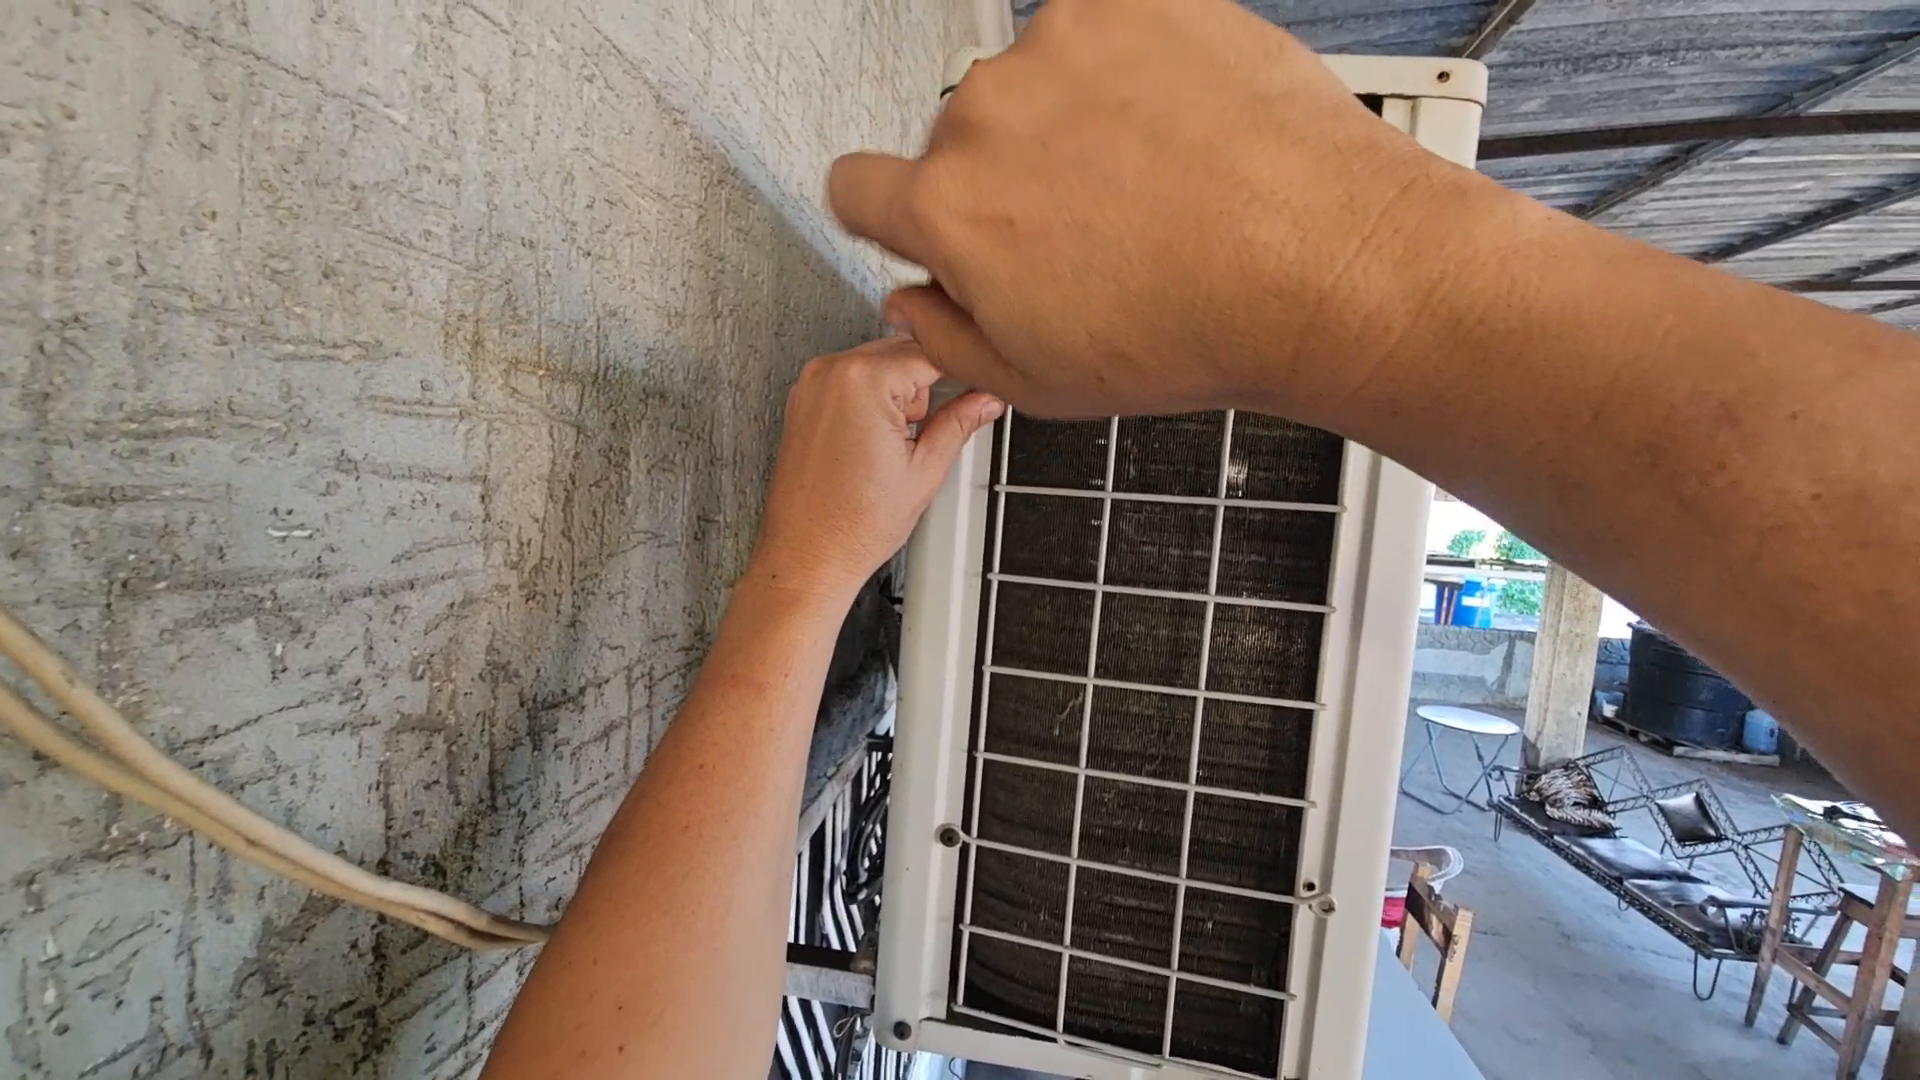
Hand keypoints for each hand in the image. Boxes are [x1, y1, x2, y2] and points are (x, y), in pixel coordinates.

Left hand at [748, 338, 1002, 603]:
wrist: (808, 557)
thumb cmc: (853, 526)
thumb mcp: (925, 471)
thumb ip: (960, 423)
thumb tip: (987, 400)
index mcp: (864, 381)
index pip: (933, 353)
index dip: (965, 372)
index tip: (983, 386)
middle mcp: (832, 372)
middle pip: (904, 352)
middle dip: (927, 385)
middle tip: (929, 433)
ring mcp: (812, 384)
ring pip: (880, 365)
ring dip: (900, 393)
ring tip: (897, 446)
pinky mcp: (804, 401)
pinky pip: (853, 381)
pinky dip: (873, 399)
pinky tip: (876, 442)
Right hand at [828, 0, 1491, 423]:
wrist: (1314, 266)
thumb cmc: (1183, 332)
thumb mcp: (1032, 383)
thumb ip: (943, 336)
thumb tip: (911, 299)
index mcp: (950, 211)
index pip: (856, 189)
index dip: (880, 212)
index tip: (905, 217)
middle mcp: (987, 114)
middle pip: (954, 145)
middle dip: (994, 188)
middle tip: (1071, 234)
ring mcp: (1061, 47)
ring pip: (1027, 93)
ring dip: (1060, 132)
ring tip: (1135, 189)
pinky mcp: (1135, 3)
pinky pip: (1096, 44)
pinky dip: (1120, 84)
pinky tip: (1167, 141)